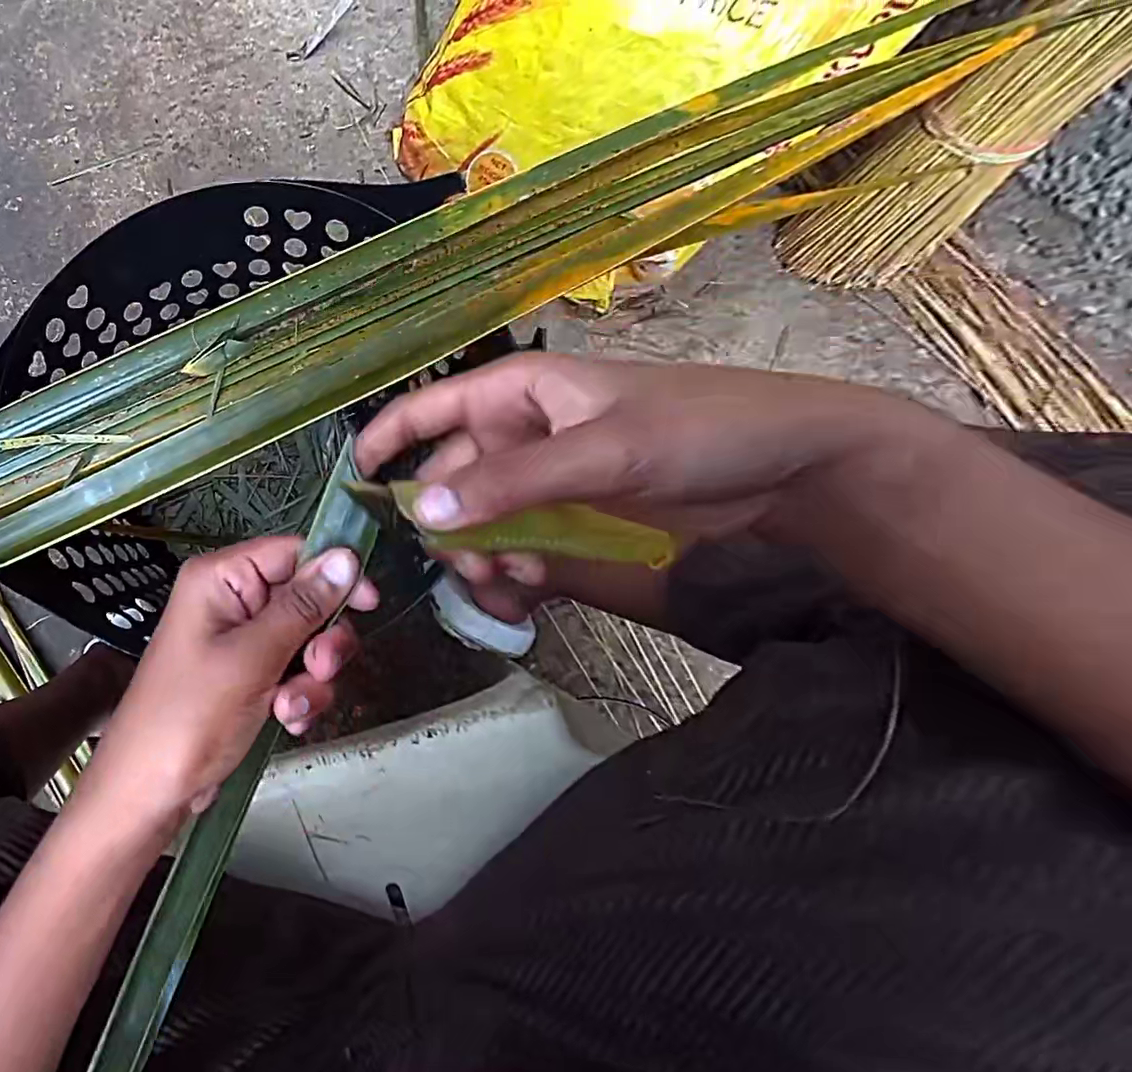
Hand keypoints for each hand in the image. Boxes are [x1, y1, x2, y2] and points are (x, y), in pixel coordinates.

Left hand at [76, 536, 378, 827]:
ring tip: (288, 706)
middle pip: (306, 599)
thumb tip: (346, 557)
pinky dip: (297, 696)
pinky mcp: (248, 676)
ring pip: (306, 641)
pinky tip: (284, 720)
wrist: (152, 788)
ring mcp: (240, 641)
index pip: (291, 552)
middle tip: (318, 667)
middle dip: (321, 640)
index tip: (368, 603)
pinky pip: (292, 672)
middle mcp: (231, 602)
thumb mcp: (252, 657)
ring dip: (309, 678)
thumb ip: (303, 607)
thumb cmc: (190, 715)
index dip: (333, 574)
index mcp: (220, 579)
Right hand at [354, 353, 951, 618]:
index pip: (425, 411)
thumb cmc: (700, 429)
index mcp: (512, 395)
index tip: (356, 486)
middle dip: (446, 529)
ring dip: (476, 560)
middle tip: (463, 568)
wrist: (796, 470)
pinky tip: (524, 596)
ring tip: (501, 589)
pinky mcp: (562, 519)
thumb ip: (510, 482)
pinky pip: (511, 549)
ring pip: (476, 524)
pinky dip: (509, 576)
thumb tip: (424, 515)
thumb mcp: (601, 450)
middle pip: (447, 484)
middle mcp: (513, 436)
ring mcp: (537, 482)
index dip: (384, 443)